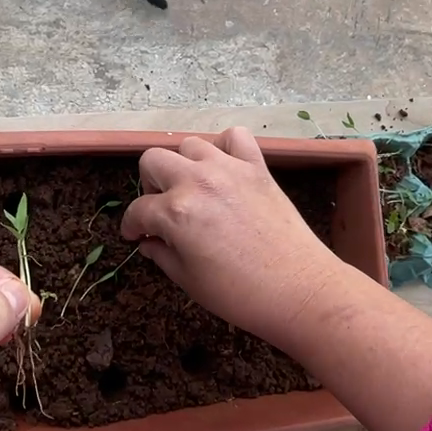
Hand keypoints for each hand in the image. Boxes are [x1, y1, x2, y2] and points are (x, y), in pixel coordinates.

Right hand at [121, 127, 346, 343]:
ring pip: (190, 145)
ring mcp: (228, 169)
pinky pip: (236, 136)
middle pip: (153, 161)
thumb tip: (148, 242)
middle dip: (149, 186)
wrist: (299, 290)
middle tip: (161, 209)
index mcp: (175, 212)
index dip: (132, 225)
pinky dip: (225, 146)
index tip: (136, 234)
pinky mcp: (256, 167)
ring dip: (184, 165)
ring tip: (193, 188)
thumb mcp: (189, 281)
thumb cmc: (240, 294)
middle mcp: (197, 181)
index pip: (138, 210)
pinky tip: (225, 168)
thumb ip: (162, 254)